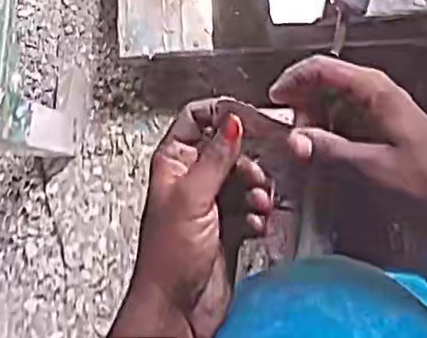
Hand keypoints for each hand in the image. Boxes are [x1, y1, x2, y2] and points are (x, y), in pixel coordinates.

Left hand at [112, 100, 274, 337]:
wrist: (177, 311)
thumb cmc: (168, 256)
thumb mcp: (193, 195)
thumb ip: (215, 156)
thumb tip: (230, 120)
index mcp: (173, 160)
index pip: (197, 117)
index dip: (221, 114)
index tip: (248, 118)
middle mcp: (191, 177)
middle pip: (226, 149)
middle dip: (245, 160)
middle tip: (256, 176)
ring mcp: (210, 202)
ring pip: (241, 178)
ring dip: (255, 190)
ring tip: (258, 204)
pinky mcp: (227, 228)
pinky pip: (249, 208)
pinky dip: (257, 213)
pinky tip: (257, 223)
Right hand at [268, 55, 426, 220]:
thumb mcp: (373, 169)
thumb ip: (329, 150)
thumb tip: (293, 139)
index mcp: (374, 88)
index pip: (321, 67)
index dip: (293, 79)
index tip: (275, 99)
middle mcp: (376, 91)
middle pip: (325, 82)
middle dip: (303, 104)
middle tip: (293, 134)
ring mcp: (381, 108)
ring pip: (334, 101)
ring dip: (316, 120)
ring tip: (308, 148)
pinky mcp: (385, 128)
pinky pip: (346, 119)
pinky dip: (331, 132)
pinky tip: (328, 155)